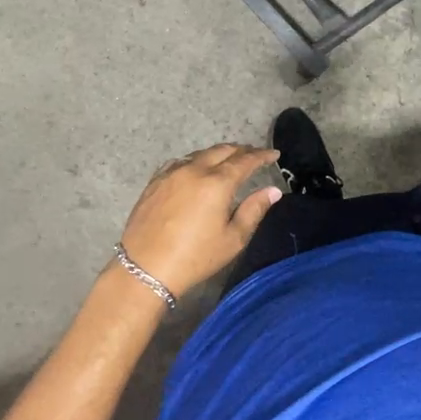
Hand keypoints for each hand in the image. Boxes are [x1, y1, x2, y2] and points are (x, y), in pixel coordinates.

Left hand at [118, 144, 281, 294]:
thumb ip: (254, 210)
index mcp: (217, 183)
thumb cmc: (196, 257)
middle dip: (241, 150)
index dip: (262, 155)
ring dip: (218, 154)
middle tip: (254, 155)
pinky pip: (180, 162)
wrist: (146, 269)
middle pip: (222, 150)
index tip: (274, 154)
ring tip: (229, 160)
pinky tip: (197, 169)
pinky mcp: (155, 183)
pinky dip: (196, 161)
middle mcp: (194, 171)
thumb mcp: (233, 238)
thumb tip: (272, 191)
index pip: (245, 161)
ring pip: (200, 154)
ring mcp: (171, 174)